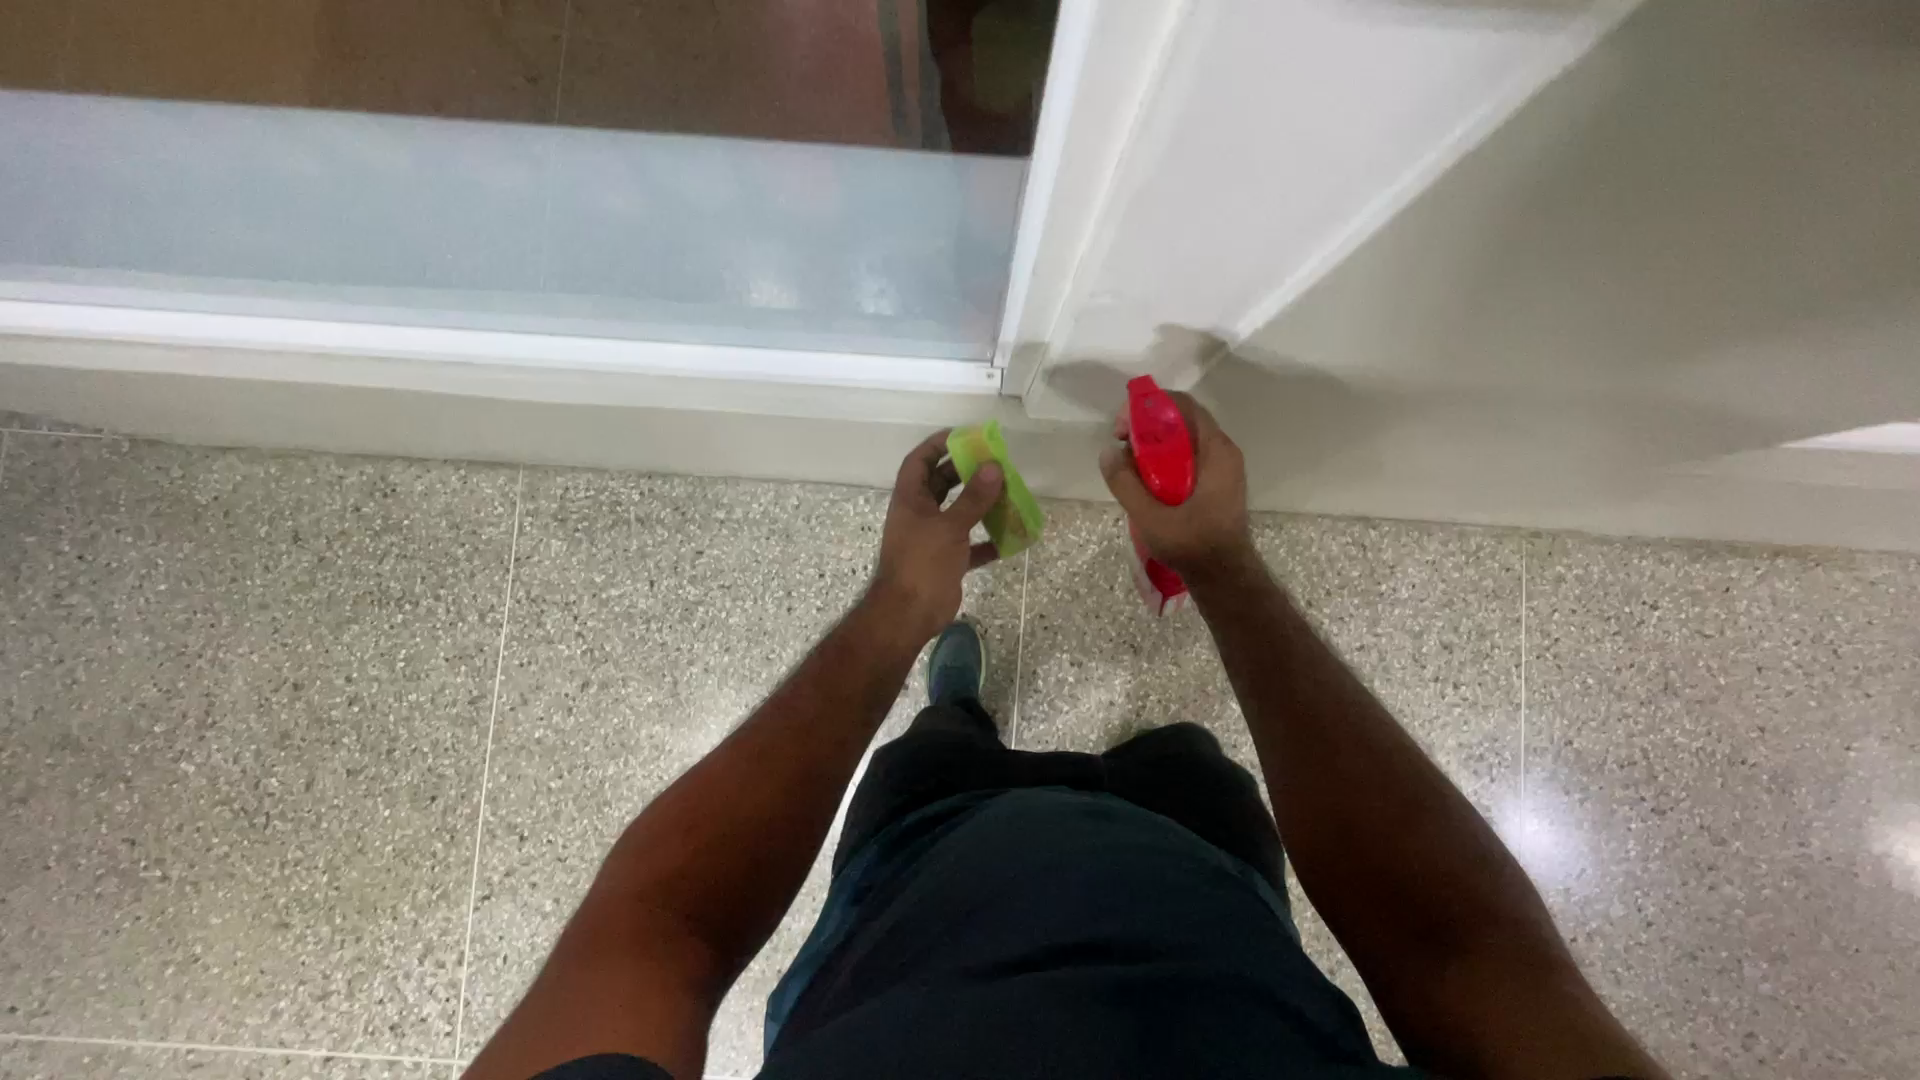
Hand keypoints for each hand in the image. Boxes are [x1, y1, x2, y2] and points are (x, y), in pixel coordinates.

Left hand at [866, 430, 1004, 644]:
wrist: (908, 615)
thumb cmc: (922, 564)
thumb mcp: (950, 527)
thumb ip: (973, 498)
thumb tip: (994, 467)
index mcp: (910, 500)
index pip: (920, 461)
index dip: (938, 445)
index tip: (965, 436)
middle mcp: (920, 515)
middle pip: (942, 484)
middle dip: (966, 472)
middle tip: (994, 463)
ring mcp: (932, 539)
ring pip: (958, 513)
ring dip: (981, 504)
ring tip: (1007, 493)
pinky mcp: (946, 562)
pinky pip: (970, 545)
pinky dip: (988, 541)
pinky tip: (1010, 538)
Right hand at [1099, 391, 1253, 578]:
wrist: (1224, 577)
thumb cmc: (1193, 546)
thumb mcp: (1151, 517)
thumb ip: (1126, 484)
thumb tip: (1108, 452)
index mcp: (1216, 452)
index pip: (1185, 407)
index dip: (1150, 407)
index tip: (1124, 427)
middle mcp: (1223, 453)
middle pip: (1183, 422)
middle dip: (1147, 427)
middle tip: (1121, 445)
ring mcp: (1222, 469)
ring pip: (1184, 441)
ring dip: (1154, 445)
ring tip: (1128, 465)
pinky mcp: (1216, 484)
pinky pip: (1188, 459)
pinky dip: (1164, 461)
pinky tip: (1145, 481)